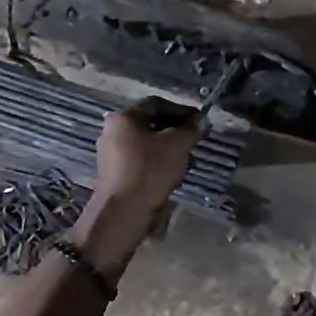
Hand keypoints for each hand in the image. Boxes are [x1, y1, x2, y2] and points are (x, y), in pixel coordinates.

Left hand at [92, 96, 206, 216]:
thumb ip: (192, 129)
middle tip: (196, 142)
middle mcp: (113, 132)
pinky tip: (175, 176)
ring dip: (172, 150)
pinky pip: (142, 162)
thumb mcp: (178, 145)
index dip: (181, 110)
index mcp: (124, 118)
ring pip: (148, 145)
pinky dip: (160, 164)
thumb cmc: (151, 170)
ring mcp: (112, 155)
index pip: (156, 104)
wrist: (124, 212)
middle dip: (178, 132)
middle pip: (152, 125)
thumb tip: (203, 120)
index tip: (200, 121)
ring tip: (190, 162)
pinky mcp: (116, 175)